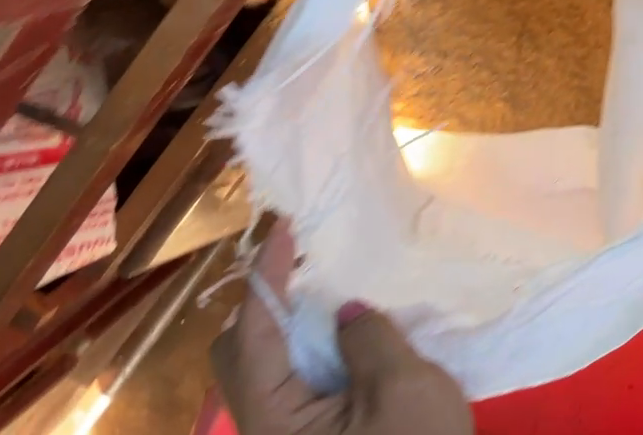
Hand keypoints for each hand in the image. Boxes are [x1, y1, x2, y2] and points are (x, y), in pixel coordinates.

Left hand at [211, 225, 471, 434]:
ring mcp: (288, 433)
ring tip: (326, 279)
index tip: (285, 227)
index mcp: (275, 419)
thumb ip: (369, 339)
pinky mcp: (314, 434)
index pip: (254, 335)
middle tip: (305, 253)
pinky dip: (310, 341)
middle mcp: (267, 427)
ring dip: (289, 318)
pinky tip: (344, 326)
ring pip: (265, 365)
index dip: (266, 277)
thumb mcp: (403, 388)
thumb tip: (346, 309)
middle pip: (239, 353)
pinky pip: (294, 378)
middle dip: (264, 298)